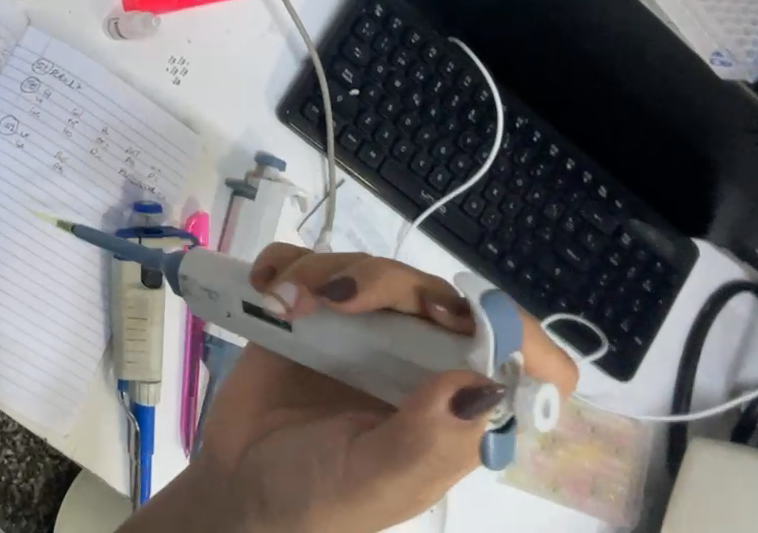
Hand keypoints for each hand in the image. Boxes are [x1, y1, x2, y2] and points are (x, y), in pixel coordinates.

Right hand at [123, 247, 578, 532]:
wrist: (238, 479)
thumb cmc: (319, 495)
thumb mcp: (379, 480)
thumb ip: (428, 440)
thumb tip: (479, 383)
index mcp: (455, 410)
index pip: (519, 360)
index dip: (506, 328)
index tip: (445, 320)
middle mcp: (415, 363)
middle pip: (428, 294)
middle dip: (381, 281)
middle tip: (333, 297)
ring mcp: (356, 333)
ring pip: (363, 268)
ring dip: (320, 269)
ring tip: (284, 301)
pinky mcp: (304, 313)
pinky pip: (302, 263)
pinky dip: (282, 262)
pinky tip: (263, 286)